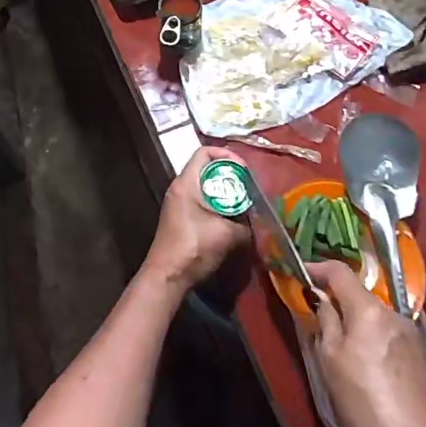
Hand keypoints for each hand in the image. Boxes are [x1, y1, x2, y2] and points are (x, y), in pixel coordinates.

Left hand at [141, 147, 250, 288]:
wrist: (168, 274)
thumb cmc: (195, 248)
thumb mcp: (228, 234)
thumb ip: (246, 222)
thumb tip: (257, 218)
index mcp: (186, 183)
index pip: (204, 152)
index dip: (226, 154)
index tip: (245, 169)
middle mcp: (179, 187)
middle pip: (206, 168)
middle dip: (229, 175)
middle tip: (250, 187)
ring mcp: (178, 201)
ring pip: (205, 186)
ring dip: (225, 191)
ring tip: (245, 202)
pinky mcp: (181, 215)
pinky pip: (201, 199)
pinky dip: (217, 203)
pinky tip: (232, 217)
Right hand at [308, 260, 425, 426]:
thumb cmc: (366, 405)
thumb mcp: (330, 360)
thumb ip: (325, 321)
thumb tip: (320, 297)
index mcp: (370, 310)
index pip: (340, 271)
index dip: (315, 267)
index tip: (296, 273)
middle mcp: (395, 316)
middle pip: (358, 293)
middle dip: (334, 297)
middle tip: (310, 311)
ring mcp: (413, 339)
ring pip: (372, 316)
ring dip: (351, 319)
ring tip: (332, 339)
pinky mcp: (421, 362)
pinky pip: (386, 334)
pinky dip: (368, 336)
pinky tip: (360, 361)